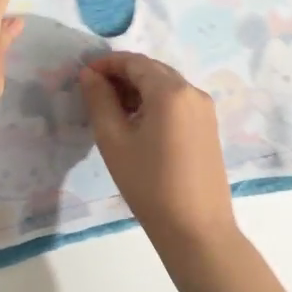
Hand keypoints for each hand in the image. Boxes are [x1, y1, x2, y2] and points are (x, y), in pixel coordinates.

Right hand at [79, 52, 236, 242]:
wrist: (196, 229)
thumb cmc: (148, 183)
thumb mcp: (113, 139)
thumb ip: (99, 100)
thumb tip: (89, 74)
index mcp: (170, 91)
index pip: (134, 62)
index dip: (106, 63)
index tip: (83, 76)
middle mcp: (192, 92)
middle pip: (151, 70)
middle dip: (122, 74)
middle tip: (94, 93)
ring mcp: (205, 110)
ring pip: (165, 85)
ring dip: (138, 88)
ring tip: (112, 110)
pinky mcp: (208, 127)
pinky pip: (177, 101)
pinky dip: (154, 102)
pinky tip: (137, 124)